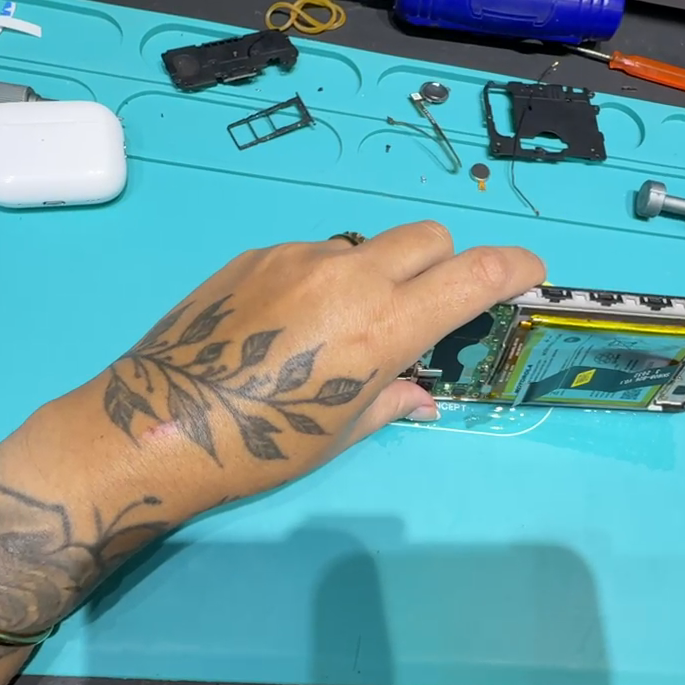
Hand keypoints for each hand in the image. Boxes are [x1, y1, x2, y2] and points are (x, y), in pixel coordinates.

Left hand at [19, 221, 544, 525]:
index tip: (528, 272)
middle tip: (425, 308)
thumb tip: (420, 394)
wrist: (155, 423)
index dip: (513, 267)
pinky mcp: (257, 252)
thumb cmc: (260, 446)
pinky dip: (329, 277)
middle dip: (444, 265)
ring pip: (369, 244)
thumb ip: (393, 398)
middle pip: (429, 237)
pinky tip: (291, 320)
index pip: (474, 275)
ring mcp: (299, 256)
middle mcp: (349, 276)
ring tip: (342, 324)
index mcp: (382, 327)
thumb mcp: (341, 432)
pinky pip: (317, 252)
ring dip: (381, 272)